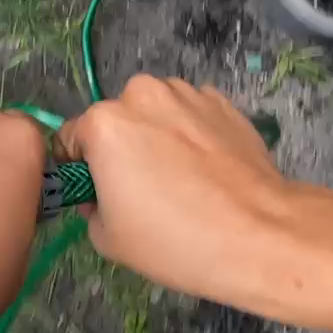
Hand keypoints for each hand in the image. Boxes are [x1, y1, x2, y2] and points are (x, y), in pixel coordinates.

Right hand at [57, 75, 290, 303]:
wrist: (262, 234)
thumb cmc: (176, 240)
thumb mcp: (109, 239)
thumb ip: (90, 207)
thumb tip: (103, 192)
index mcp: (104, 122)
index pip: (71, 138)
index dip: (80, 169)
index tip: (99, 194)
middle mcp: (139, 93)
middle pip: (116, 120)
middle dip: (122, 147)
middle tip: (145, 189)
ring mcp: (184, 92)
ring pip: (155, 112)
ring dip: (158, 134)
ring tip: (184, 178)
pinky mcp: (220, 100)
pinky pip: (191, 113)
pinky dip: (192, 132)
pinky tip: (209, 168)